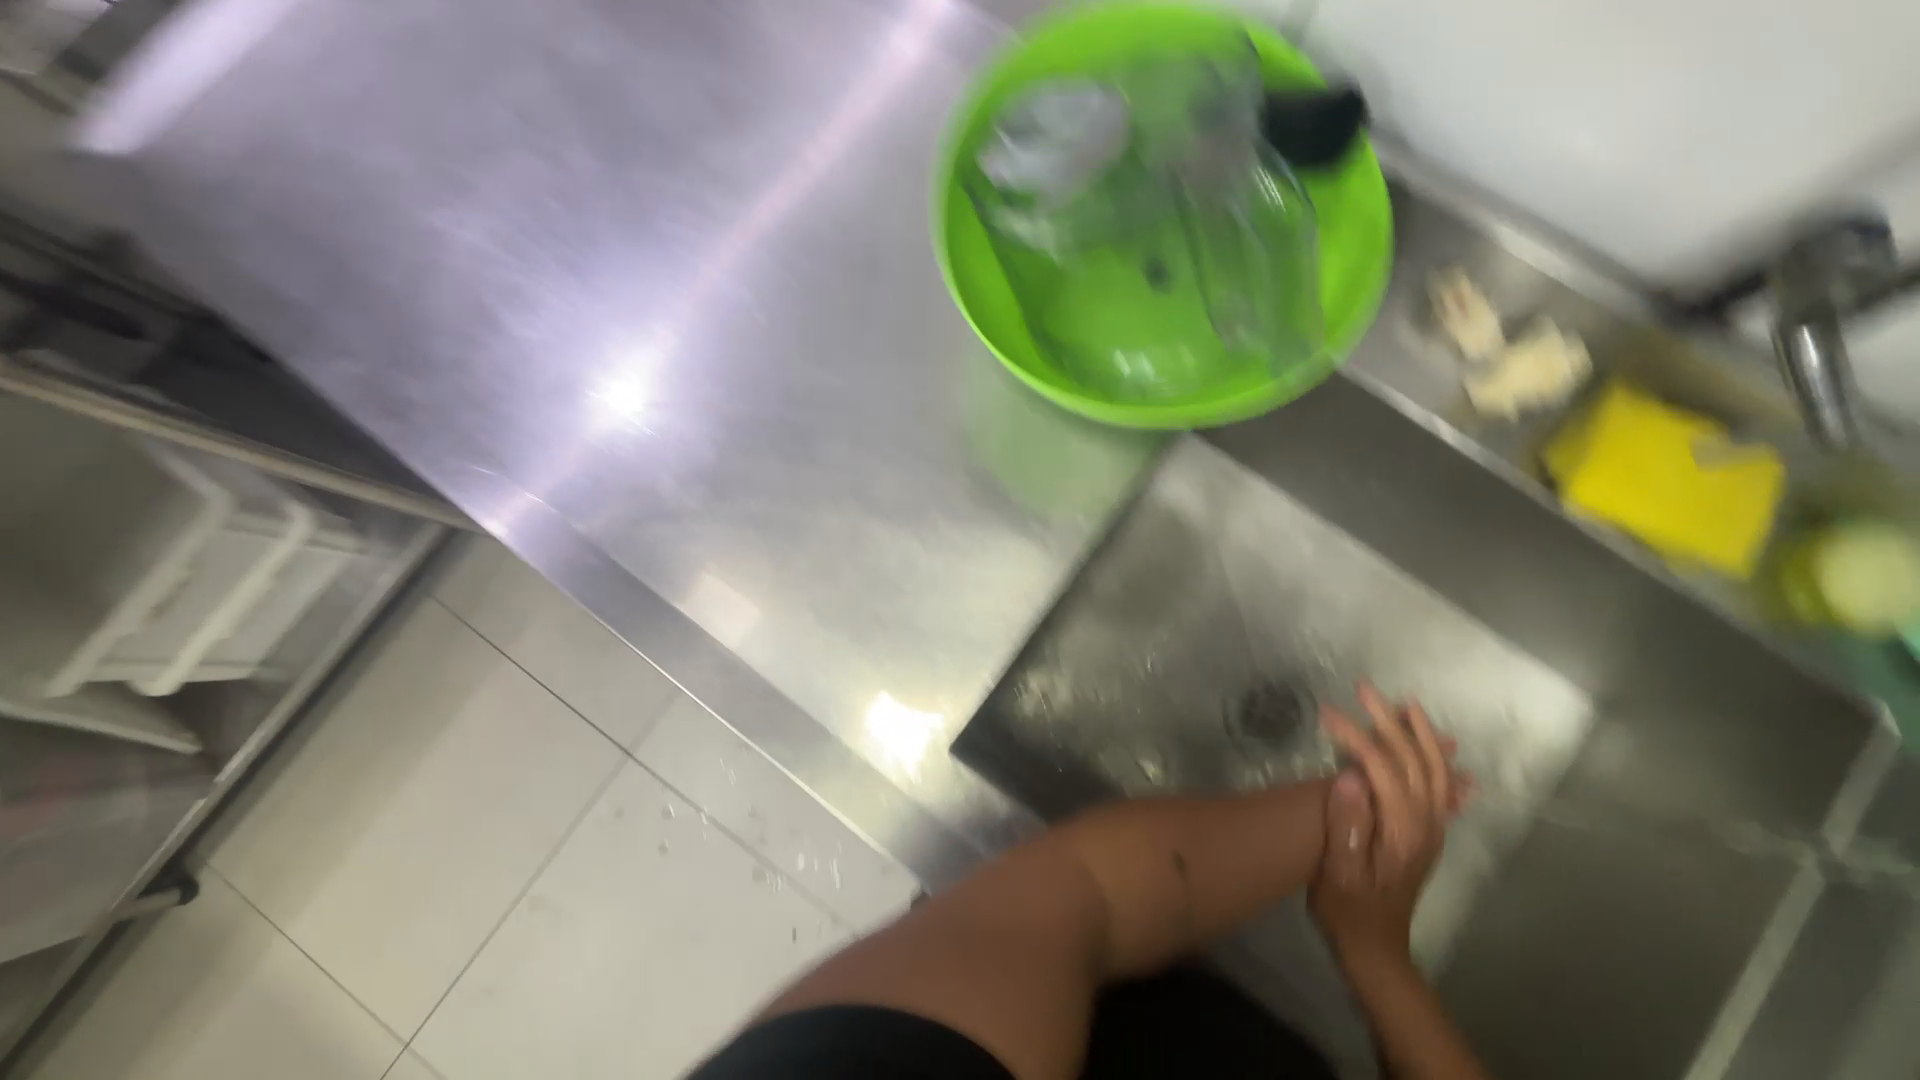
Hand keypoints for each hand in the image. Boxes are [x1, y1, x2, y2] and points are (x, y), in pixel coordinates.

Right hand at [1310, 684, 1469, 966]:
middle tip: (1364, 689)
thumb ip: (1346, 827)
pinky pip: (1441, 787)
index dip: (1356, 736)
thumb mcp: (1338, 874)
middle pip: (1414, 761)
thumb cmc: (1348, 911)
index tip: (1326, 712)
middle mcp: (1425, 824)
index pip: (1381, 768)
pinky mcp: (1427, 834)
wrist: (1376, 950)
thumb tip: (1348, 777)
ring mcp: (1430, 829)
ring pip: (1434, 770)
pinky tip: (1443, 750)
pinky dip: (1440, 762)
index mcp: (1401, 829)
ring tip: (1407, 704)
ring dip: (1420, 734)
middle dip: (1390, 720)